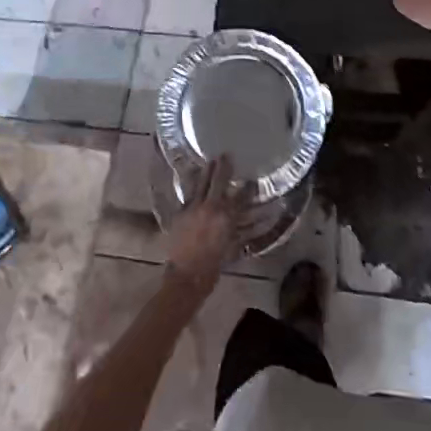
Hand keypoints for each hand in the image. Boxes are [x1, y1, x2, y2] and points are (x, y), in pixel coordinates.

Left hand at [165, 155, 241, 297]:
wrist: (186, 276)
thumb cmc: (213, 267)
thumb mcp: (232, 247)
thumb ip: (238, 231)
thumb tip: (242, 221)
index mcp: (227, 217)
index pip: (241, 197)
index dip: (247, 188)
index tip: (250, 180)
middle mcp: (211, 207)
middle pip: (218, 182)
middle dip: (223, 168)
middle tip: (226, 155)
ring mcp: (193, 208)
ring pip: (201, 184)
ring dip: (206, 172)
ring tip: (210, 161)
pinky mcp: (180, 213)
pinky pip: (187, 194)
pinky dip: (191, 185)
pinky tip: (192, 177)